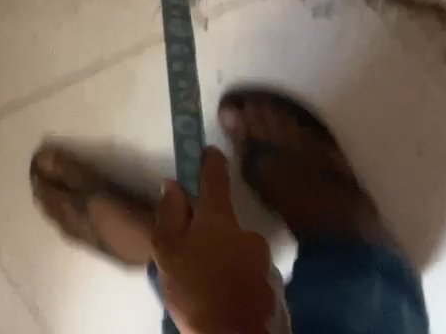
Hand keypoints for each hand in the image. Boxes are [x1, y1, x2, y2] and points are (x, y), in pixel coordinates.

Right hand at [152, 147, 281, 333]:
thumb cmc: (193, 289)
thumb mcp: (166, 249)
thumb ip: (169, 213)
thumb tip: (173, 185)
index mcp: (219, 221)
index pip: (215, 181)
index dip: (210, 162)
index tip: (210, 149)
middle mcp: (249, 236)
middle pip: (225, 223)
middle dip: (209, 231)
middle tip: (189, 251)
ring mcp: (267, 265)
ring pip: (239, 251)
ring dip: (224, 258)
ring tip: (206, 281)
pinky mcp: (278, 291)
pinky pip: (252, 274)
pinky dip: (239, 279)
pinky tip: (225, 295)